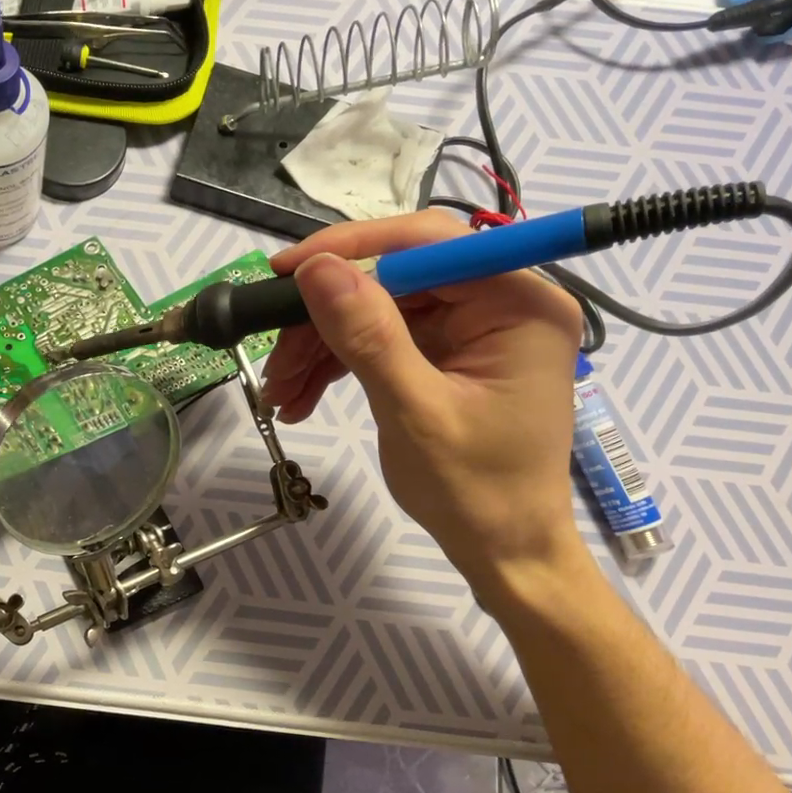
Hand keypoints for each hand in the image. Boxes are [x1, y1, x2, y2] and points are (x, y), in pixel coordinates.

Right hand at [260, 211, 585, 584]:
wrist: (502, 548)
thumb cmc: (475, 490)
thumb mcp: (414, 411)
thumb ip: (368, 336)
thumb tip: (316, 270)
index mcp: (517, 303)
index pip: (426, 243)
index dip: (350, 249)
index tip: (285, 273)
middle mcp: (500, 301)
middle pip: (394, 277)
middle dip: (325, 317)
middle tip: (274, 356)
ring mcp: (472, 329)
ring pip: (377, 310)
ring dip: (320, 346)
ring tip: (279, 392)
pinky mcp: (448, 354)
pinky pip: (381, 339)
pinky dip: (337, 364)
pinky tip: (301, 396)